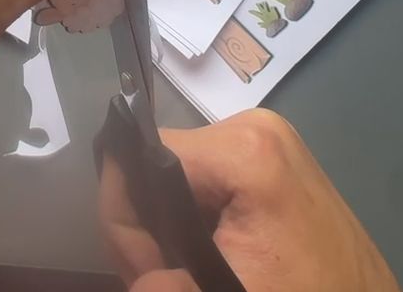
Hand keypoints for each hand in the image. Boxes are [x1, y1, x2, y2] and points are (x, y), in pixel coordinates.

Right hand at [100, 110, 401, 291]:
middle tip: (166, 278)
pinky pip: (206, 178)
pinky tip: (212, 256)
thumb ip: (172, 285)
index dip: (128, 218)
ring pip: (177, 173)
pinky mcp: (274, 157)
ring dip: (170, 225)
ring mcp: (266, 138)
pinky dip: (196, 218)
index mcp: (245, 147)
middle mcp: (254, 126)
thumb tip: (141, 284)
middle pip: (157, 164)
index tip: (145, 272)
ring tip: (189, 273)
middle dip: (149, 226)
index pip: (141, 157)